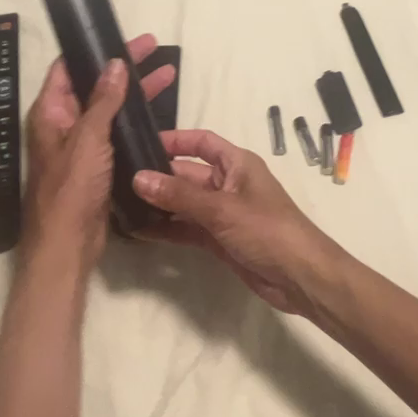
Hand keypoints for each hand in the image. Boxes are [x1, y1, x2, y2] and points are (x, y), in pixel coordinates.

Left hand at [22, 34, 175, 270]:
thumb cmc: (70, 189)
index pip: (66, 68)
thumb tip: (115, 64)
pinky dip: (137, 119)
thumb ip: (103, 101)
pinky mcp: (99, 163)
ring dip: (136, 92)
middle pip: (94, 84)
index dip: (90, 49)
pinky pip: (118, 132)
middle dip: (123, 66)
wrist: (68, 244)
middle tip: (153, 48)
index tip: (117, 34)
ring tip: (168, 74)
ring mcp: (82, 144)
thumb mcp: (88, 139)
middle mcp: (64, 124)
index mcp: (51, 112)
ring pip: (111, 108)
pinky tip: (159, 114)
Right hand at [130, 131, 346, 316]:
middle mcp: (228, 184)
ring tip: (120, 205)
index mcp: (237, 164)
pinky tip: (138, 230)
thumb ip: (179, 195)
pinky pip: (187, 228)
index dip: (174, 140)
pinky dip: (167, 228)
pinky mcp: (218, 239)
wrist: (300, 277)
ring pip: (184, 203)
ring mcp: (223, 213)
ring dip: (158, 205)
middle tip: (117, 180)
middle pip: (187, 174)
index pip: (201, 142)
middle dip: (157, 176)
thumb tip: (138, 178)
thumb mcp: (222, 209)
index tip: (140, 142)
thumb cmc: (267, 230)